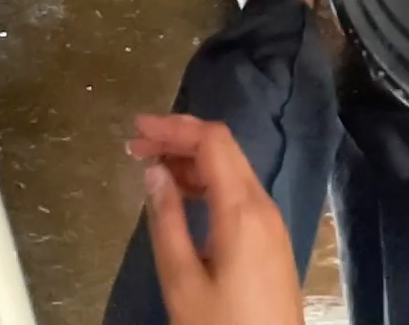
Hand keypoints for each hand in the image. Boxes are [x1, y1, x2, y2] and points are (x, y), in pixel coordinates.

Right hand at [129, 114, 302, 324]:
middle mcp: (263, 205)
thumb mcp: (183, 282)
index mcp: (242, 209)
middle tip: (137, 144)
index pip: (211, 140)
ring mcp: (271, 222)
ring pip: (232, 168)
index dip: (174, 126)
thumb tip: (154, 170)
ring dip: (192, 159)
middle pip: (223, 147)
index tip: (137, 129)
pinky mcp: (271, 240)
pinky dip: (208, 181)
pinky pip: (239, 191)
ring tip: (152, 166)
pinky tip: (182, 193)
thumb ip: (167, 220)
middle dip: (179, 137)